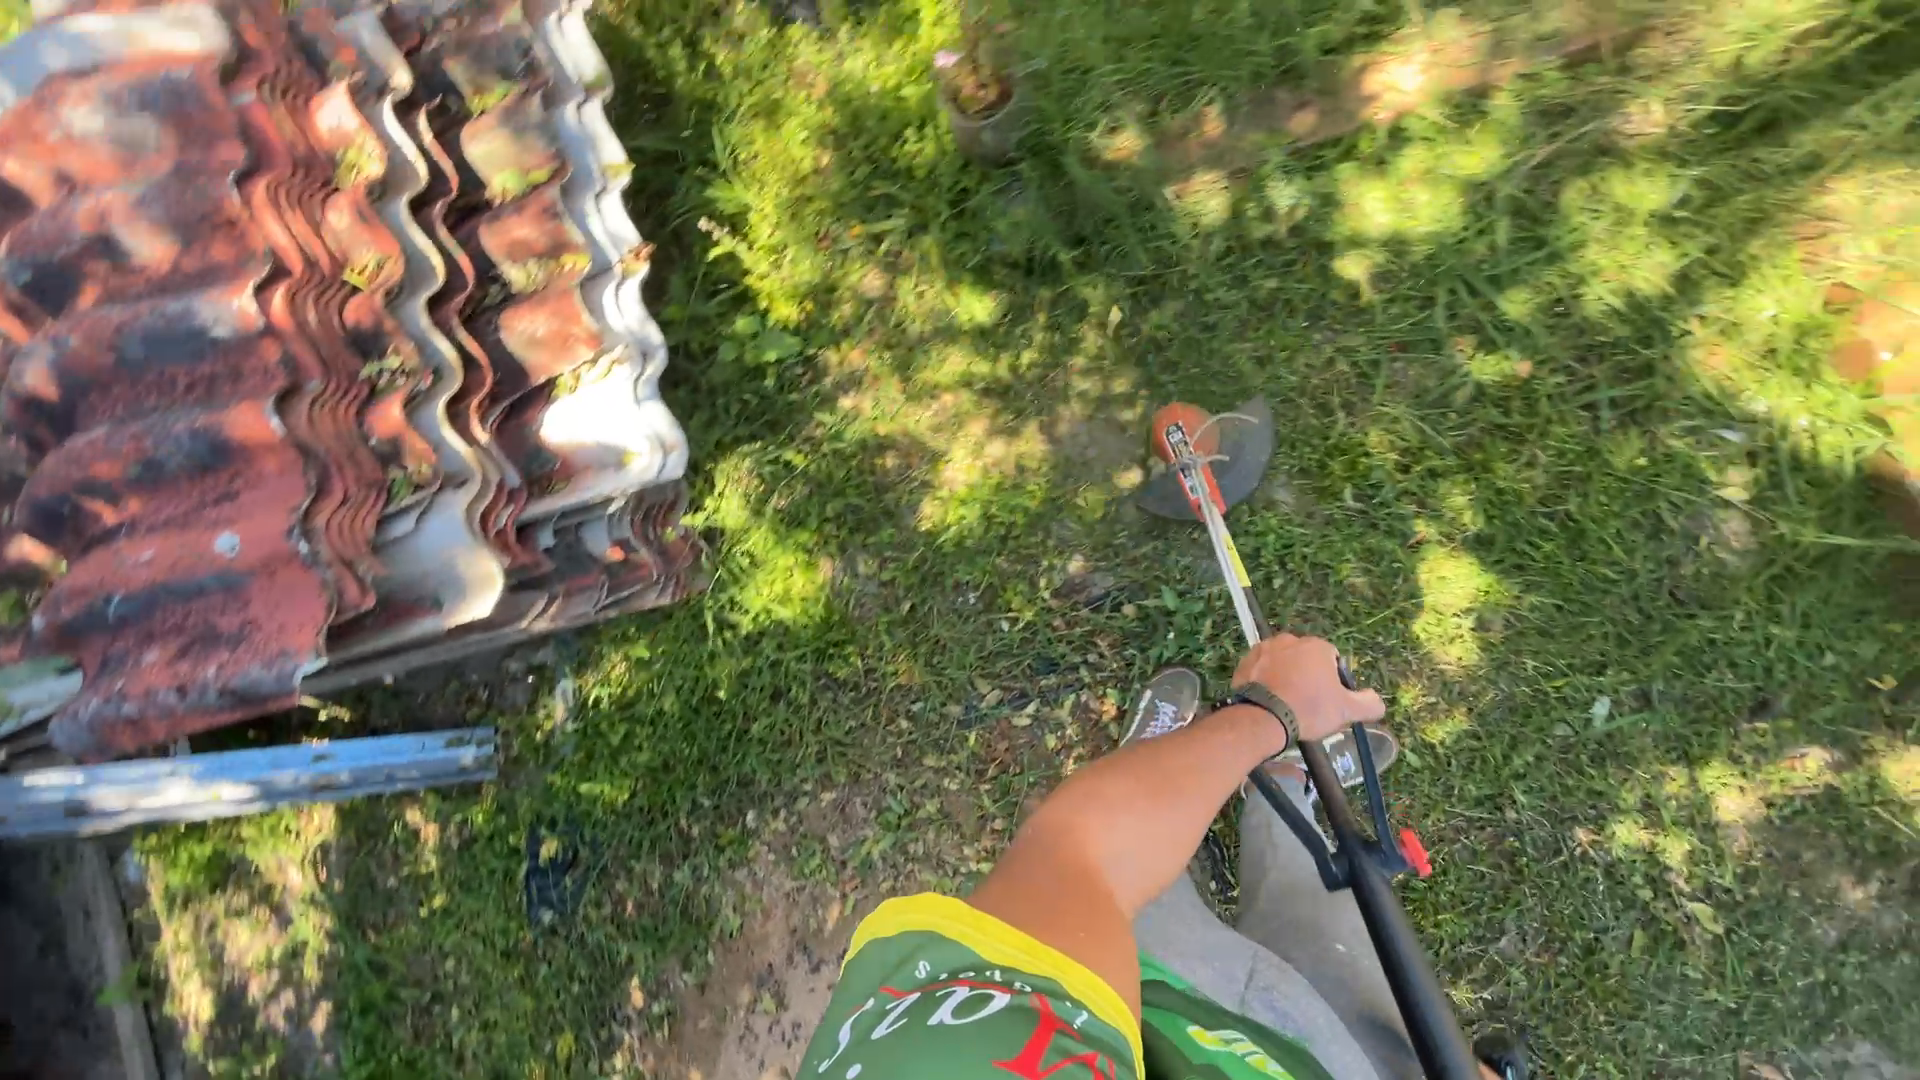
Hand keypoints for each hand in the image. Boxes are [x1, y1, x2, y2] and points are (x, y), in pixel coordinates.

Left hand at [1233, 633, 1385, 742]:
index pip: (1332, 659)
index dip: (1333, 680)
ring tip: (1286, 701)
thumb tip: (1375, 699)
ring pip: (1282, 662)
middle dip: (1308, 676)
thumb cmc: (1309, 709)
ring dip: (1285, 676)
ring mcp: (1263, 648)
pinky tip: (1268, 698)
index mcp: (1316, 646)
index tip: (1328, 699)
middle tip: (1306, 702)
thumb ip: (1369, 703)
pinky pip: (1261, 669)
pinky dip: (1266, 679)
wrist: (1262, 717)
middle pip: (1305, 659)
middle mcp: (1289, 639)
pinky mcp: (1244, 660)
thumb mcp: (1347, 711)